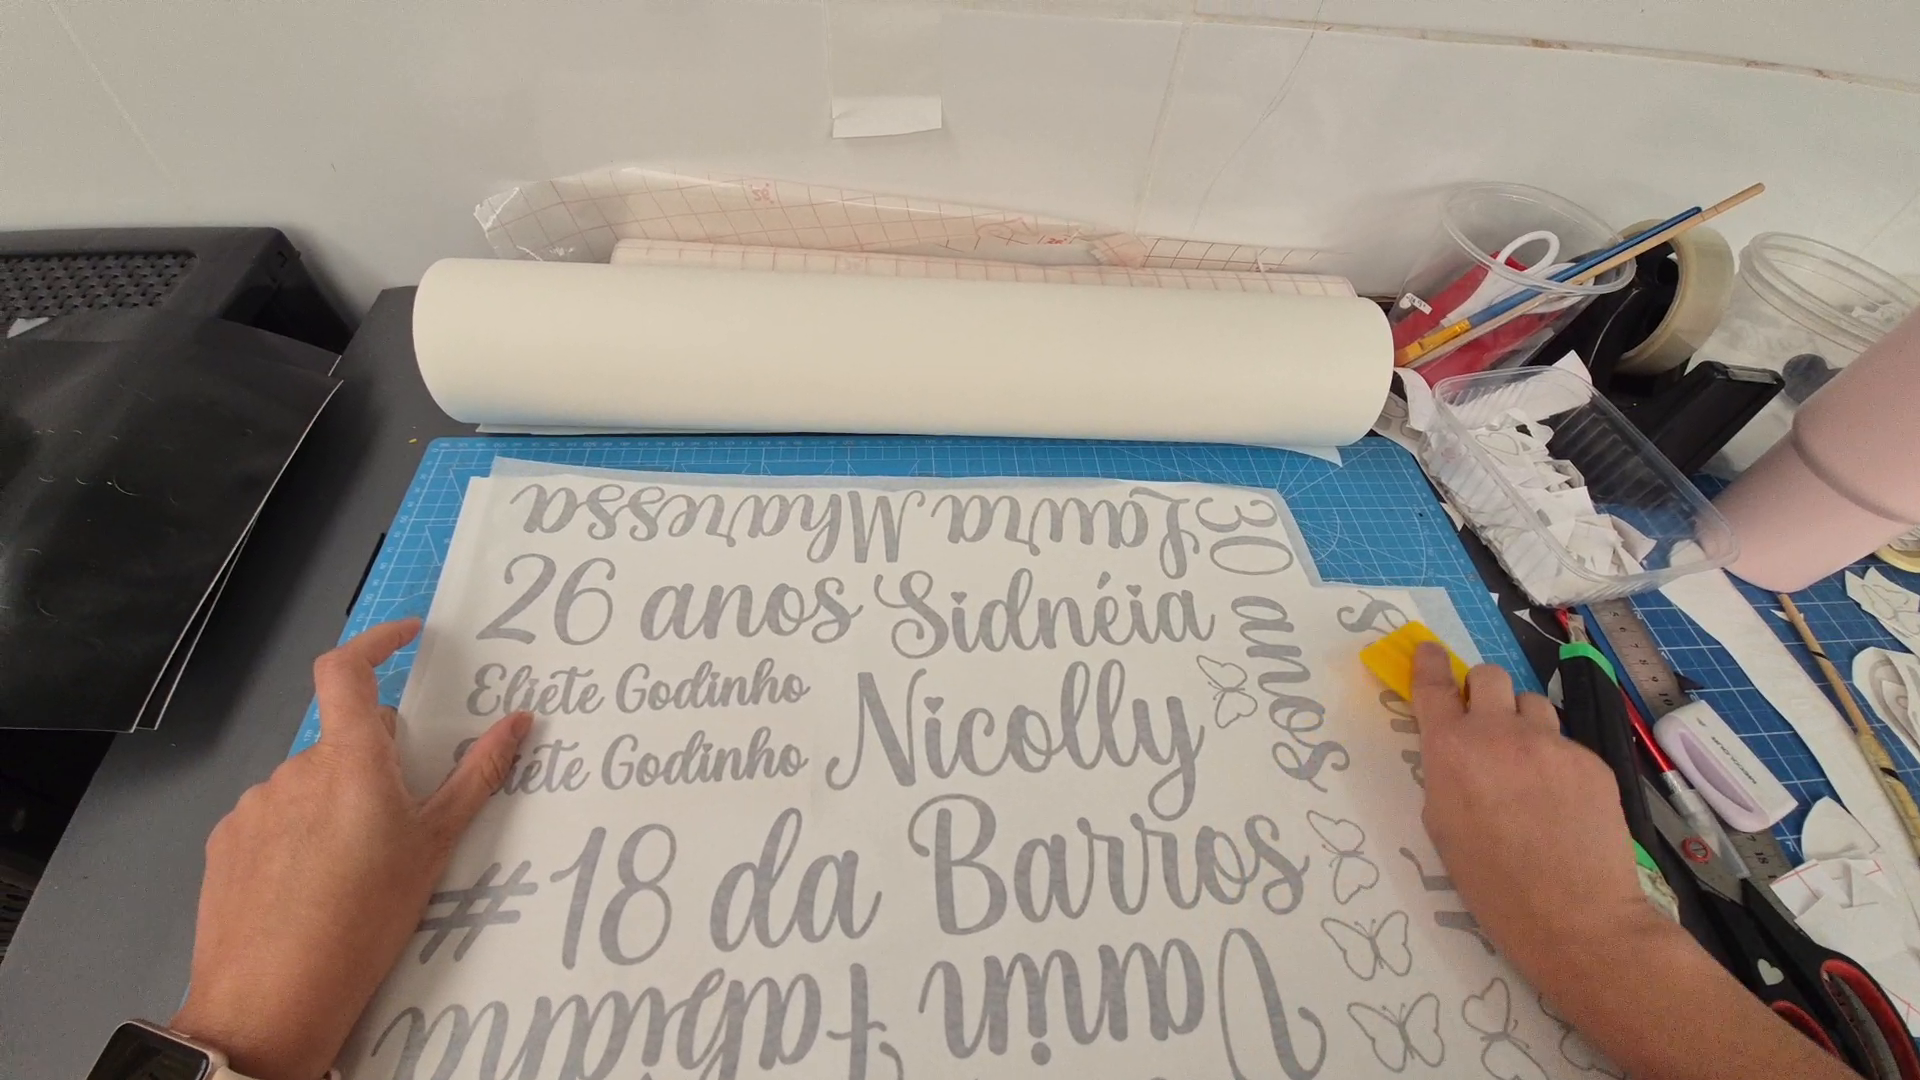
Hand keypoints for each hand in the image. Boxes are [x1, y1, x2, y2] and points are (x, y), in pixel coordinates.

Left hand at [172, 619, 530, 1079]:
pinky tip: (317, 875)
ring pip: (313, 774)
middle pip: (345, 733)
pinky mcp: (225, 842)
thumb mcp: (438, 841)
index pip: (345, 672)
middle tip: (406, 806)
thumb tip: (520, 720)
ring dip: (342, 790)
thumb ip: (478, 772)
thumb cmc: (368, 913)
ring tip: (361, 855)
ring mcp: (253, 807)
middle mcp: (294, 771)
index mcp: (350, 763)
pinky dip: (306, 820)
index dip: (376, 642)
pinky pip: (279, 808)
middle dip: (379, 752)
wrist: (270, 1002)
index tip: (408, 636)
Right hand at [1410, 643, 1661, 969]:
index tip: (1428, 650)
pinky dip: (1554, 758)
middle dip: (1481, 689)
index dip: (1428, 661)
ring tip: (1526, 761)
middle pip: (1490, 675)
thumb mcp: (1438, 816)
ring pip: (1532, 703)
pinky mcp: (1592, 763)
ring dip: (1520, 720)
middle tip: (1483, 719)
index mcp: (1449, 746)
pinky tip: (1558, 798)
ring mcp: (1550, 744)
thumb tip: (1458, 749)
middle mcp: (1497, 732)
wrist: (1572, 916)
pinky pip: (1565, 743)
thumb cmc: (1486, 875)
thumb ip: (1444, 768)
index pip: (1434, 683)